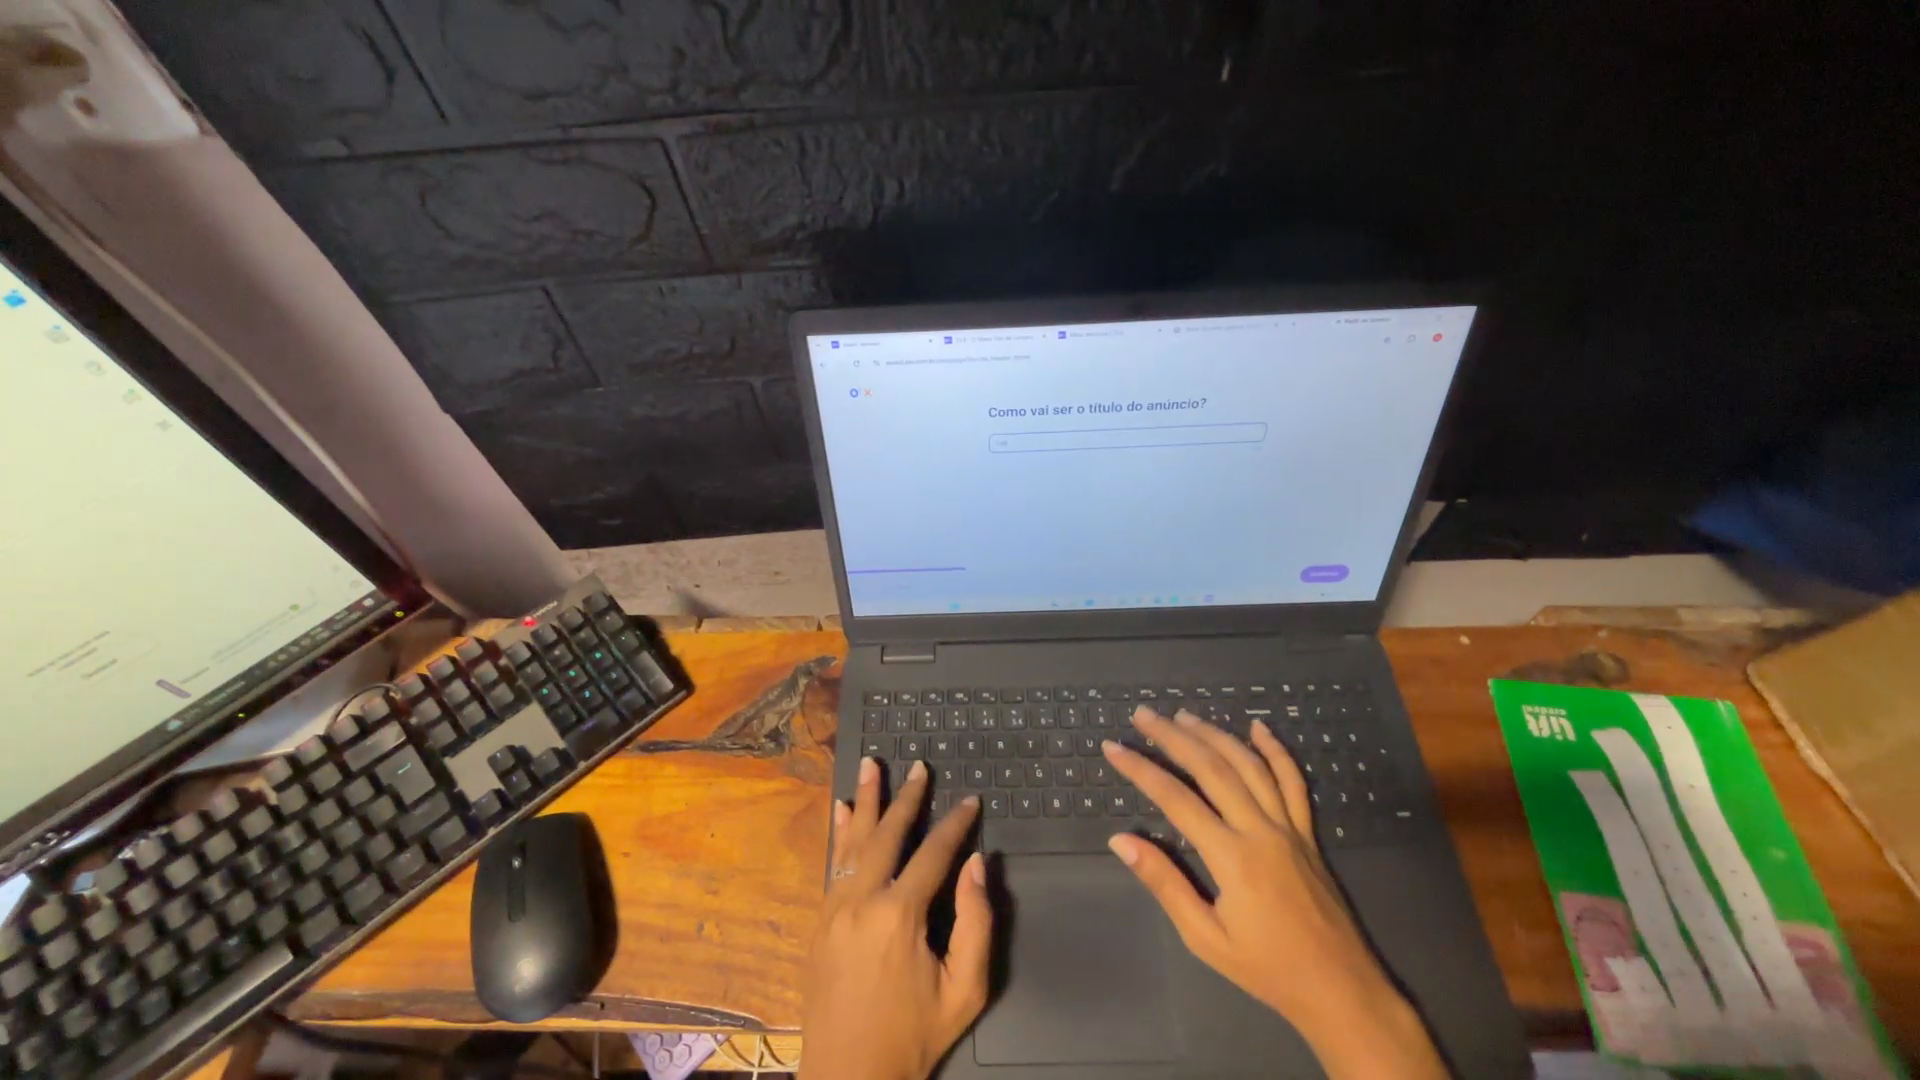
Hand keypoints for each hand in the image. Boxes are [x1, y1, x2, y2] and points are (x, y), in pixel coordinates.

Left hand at [799, 759, 990, 1079]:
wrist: (849, 1076)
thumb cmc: (914, 1035)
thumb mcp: (965, 988)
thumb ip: (976, 922)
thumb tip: (977, 863)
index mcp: (900, 915)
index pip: (934, 854)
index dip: (955, 824)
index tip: (970, 799)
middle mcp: (862, 901)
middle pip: (887, 835)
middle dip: (906, 798)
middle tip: (918, 766)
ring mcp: (834, 909)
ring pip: (853, 842)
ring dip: (864, 801)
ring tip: (870, 764)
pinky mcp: (820, 922)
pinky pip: (833, 866)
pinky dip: (839, 835)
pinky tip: (841, 811)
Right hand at [1103, 707, 1447, 1079]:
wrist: (1340, 989)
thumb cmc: (1266, 970)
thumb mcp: (1205, 937)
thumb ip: (1164, 884)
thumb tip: (1120, 841)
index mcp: (1232, 857)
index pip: (1176, 799)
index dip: (1141, 769)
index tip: (1113, 748)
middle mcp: (1261, 830)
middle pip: (1212, 768)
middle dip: (1173, 738)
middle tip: (1144, 715)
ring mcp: (1289, 828)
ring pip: (1250, 765)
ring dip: (1215, 735)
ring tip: (1184, 715)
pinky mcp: (1308, 834)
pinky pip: (1293, 782)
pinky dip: (1276, 751)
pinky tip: (1258, 728)